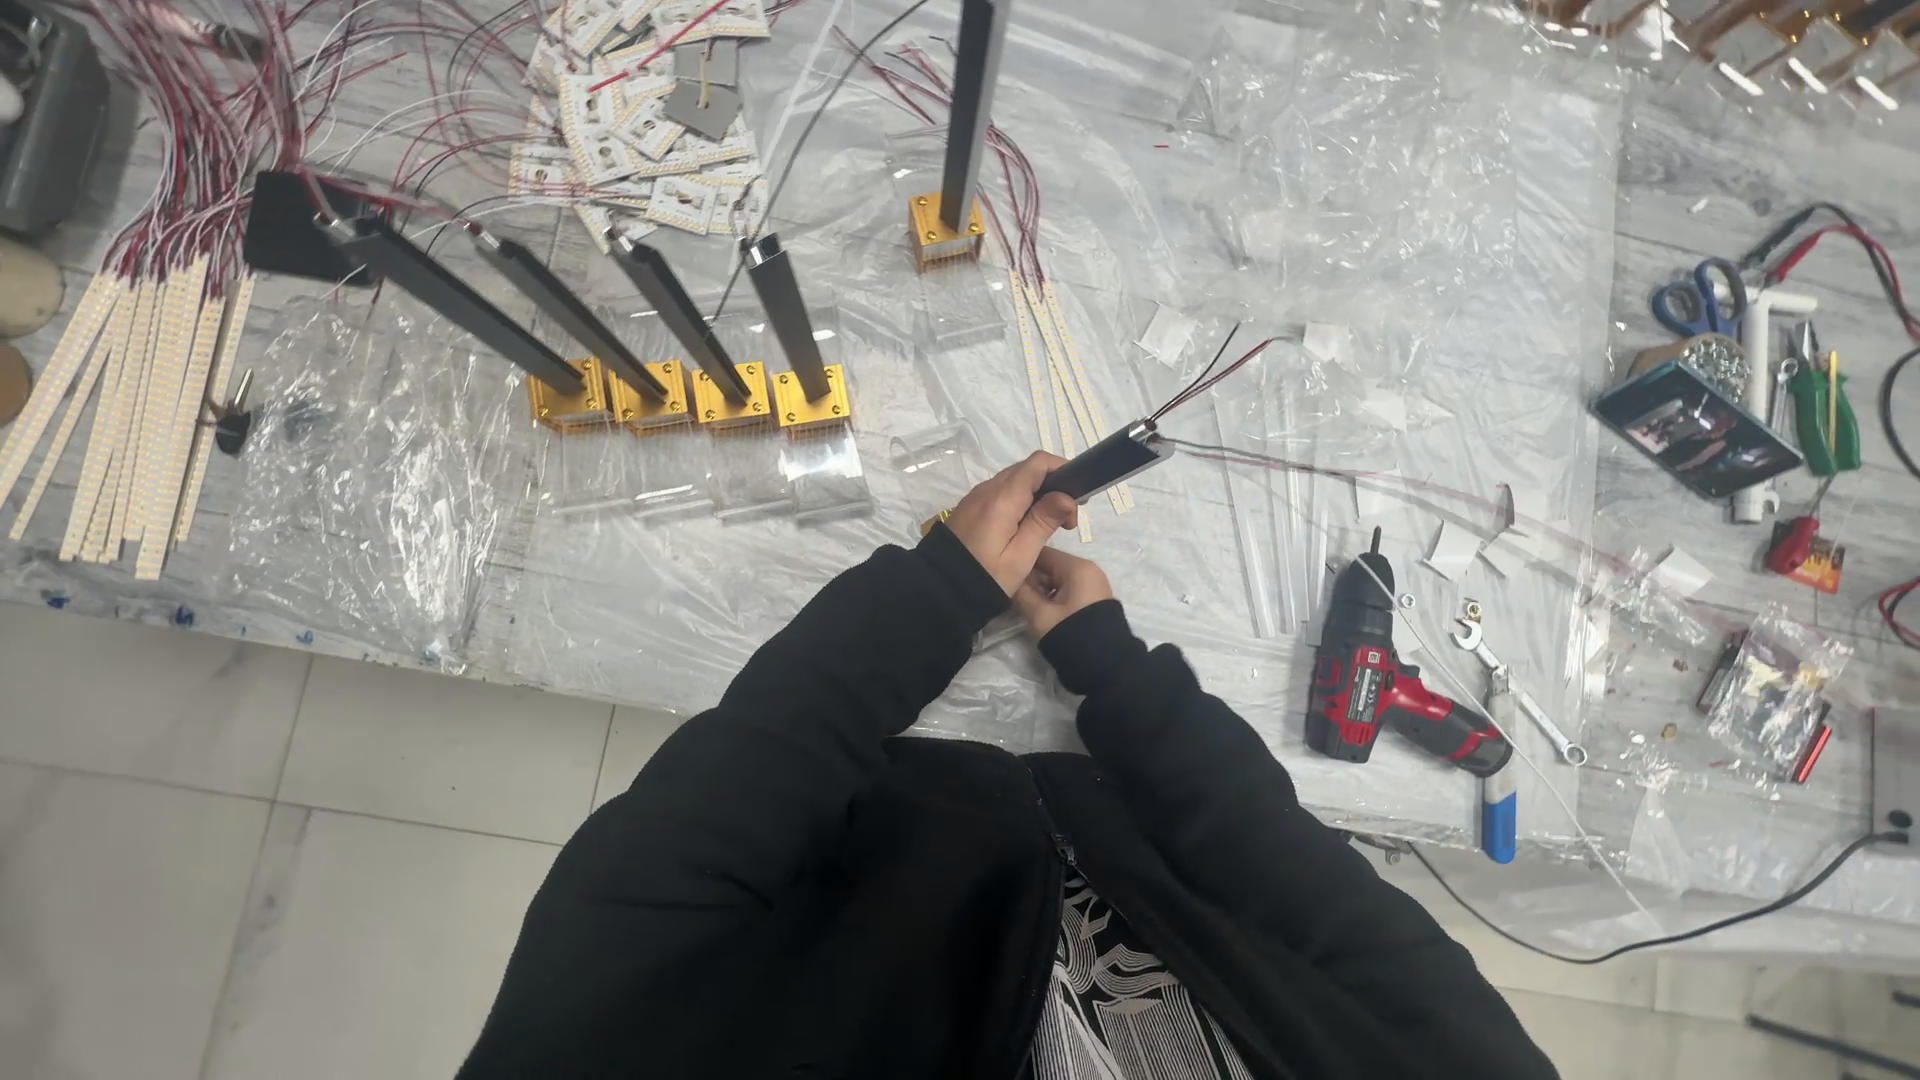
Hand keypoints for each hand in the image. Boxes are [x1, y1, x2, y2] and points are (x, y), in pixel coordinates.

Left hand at [943, 451, 1079, 594]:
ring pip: (1013, 481)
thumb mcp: (1020, 557)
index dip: (1062, 470)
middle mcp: (987, 489)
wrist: (938, 590)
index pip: (1038, 463)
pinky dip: (1019, 501)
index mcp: (1002, 499)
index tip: (1077, 497)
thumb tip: (1065, 496)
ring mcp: (976, 497)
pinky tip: (1025, 527)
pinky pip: (1000, 493)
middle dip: (1053, 486)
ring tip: (1049, 526)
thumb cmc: (985, 577)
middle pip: (1027, 470)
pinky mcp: (969, 508)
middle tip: (1066, 520)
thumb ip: (1043, 522)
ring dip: (1036, 495)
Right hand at [1012, 547, 1112, 640]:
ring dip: (1041, 590)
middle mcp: (1088, 569)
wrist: (1106, 666)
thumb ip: (1020, 593)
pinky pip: (1067, 589)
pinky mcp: (1093, 598)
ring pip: (1058, 579)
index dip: (1021, 561)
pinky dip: (1053, 597)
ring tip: (1024, 604)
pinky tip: (1041, 610)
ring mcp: (1093, 584)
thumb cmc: (1071, 635)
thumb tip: (1007, 580)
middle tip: (1012, 593)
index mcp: (1077, 567)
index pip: (1042, 553)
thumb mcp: (1039, 615)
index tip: (1004, 573)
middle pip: (1050, 566)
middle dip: (1030, 578)